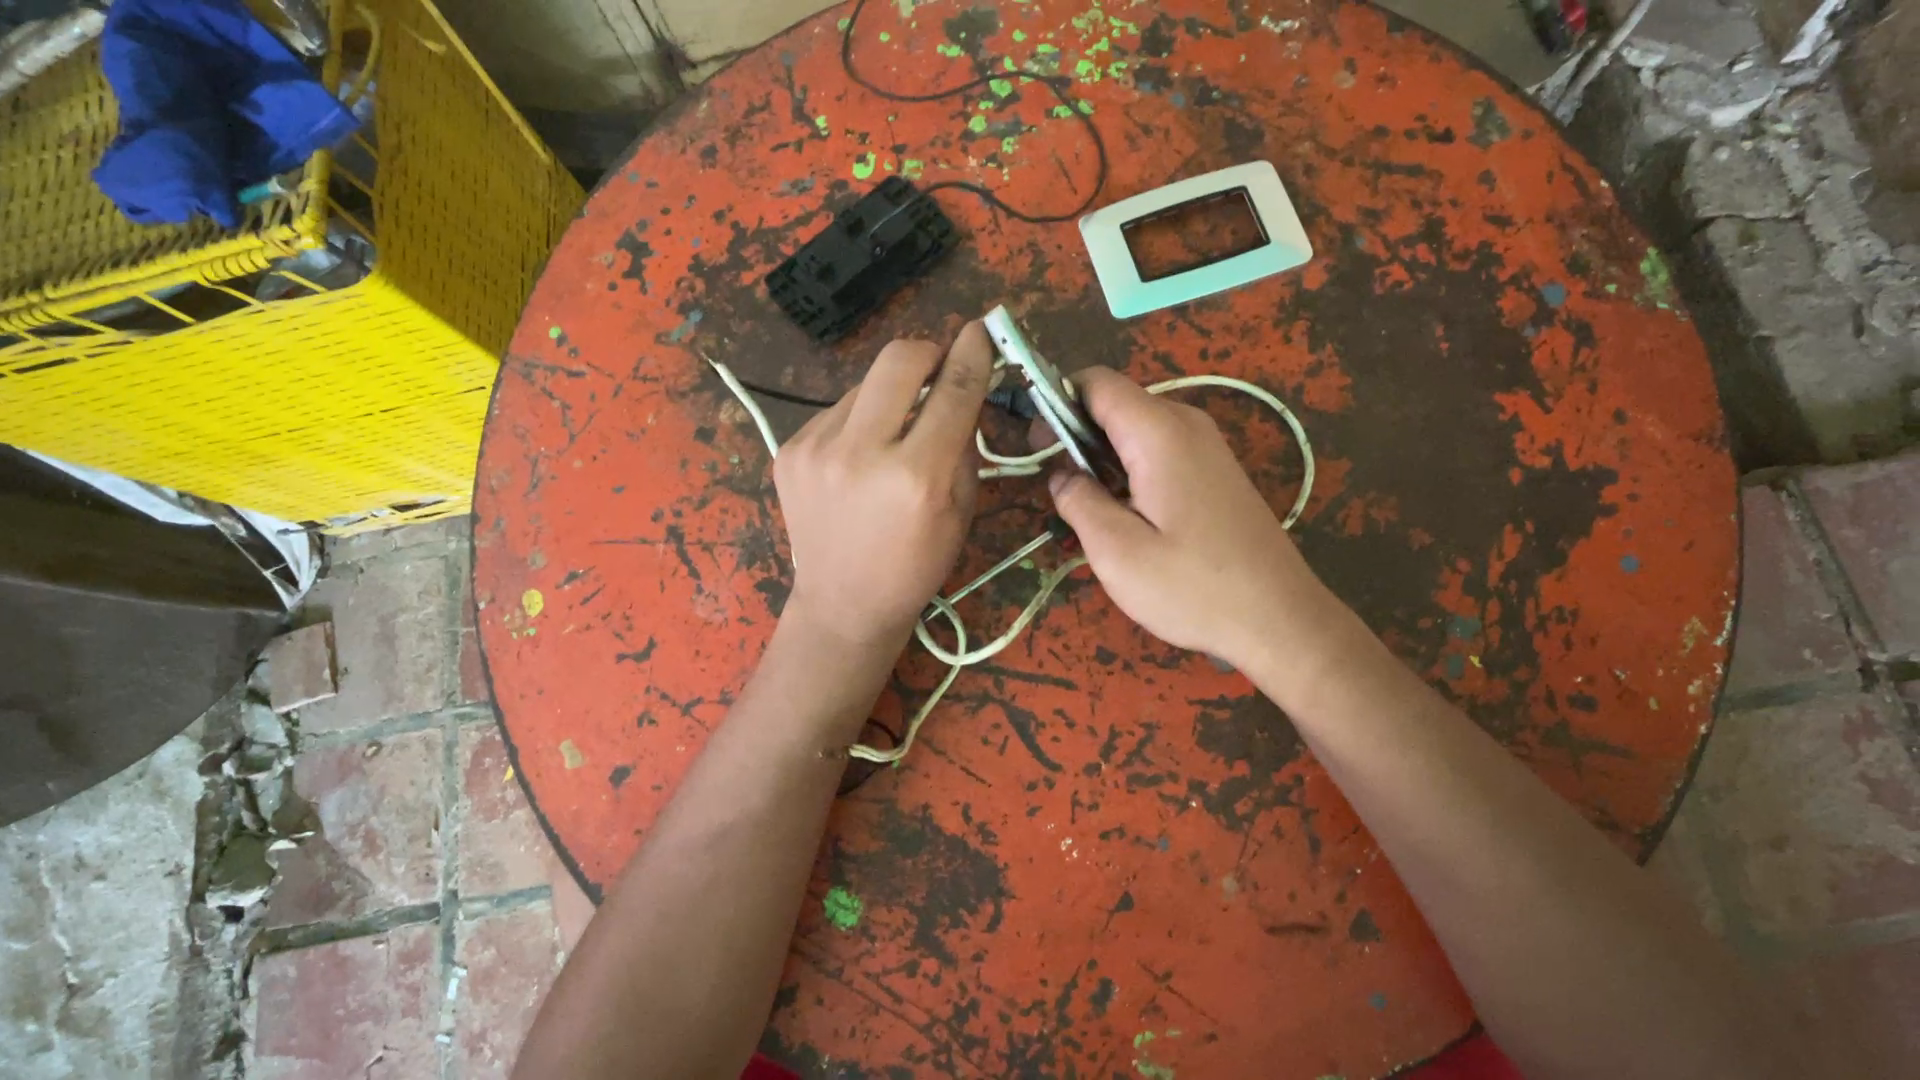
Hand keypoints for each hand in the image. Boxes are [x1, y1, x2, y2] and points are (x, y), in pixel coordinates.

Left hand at [774, 322, 993, 651]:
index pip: (953, 390)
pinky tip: (860, 457)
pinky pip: (837, 411)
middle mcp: (861, 453)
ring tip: (894, 433)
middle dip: (927, 351)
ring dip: (890, 394)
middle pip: (898, 358)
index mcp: (916, 477)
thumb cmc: (916, 564)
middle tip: (938, 368)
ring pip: (864, 383)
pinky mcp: (789, 450)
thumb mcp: (960, 511)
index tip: (980, 332)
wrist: (843, 603)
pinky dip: (859, 421)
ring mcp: (815, 449)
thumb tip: (962, 386)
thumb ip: (964, 444)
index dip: (973, 353)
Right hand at [1045, 368, 1336, 671]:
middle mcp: (1186, 424)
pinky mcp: (1216, 471)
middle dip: (1076, 433)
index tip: (1035, 446)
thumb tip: (1060, 473)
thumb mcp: (1116, 551)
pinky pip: (1160, 449)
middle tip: (1056, 486)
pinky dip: (1130, 468)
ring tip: (1087, 508)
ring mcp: (1207, 446)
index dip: (1056, 401)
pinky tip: (1126, 515)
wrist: (1280, 618)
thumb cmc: (1193, 587)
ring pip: (1136, 428)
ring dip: (1103, 456)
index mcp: (1159, 433)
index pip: (1096, 382)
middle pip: (1116, 403)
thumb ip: (1078, 500)